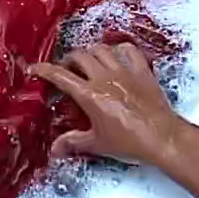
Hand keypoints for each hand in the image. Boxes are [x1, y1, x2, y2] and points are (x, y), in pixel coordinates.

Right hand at [29, 44, 198, 168]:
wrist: (163, 138)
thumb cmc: (130, 142)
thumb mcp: (97, 143)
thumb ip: (73, 142)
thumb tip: (55, 149)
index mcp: (90, 95)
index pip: (60, 76)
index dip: (44, 70)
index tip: (35, 69)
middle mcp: (105, 78)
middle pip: (79, 56)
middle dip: (69, 60)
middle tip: (67, 69)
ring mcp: (125, 72)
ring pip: (101, 49)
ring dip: (91, 53)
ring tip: (88, 61)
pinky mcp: (142, 71)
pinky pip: (129, 50)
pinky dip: (119, 49)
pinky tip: (116, 56)